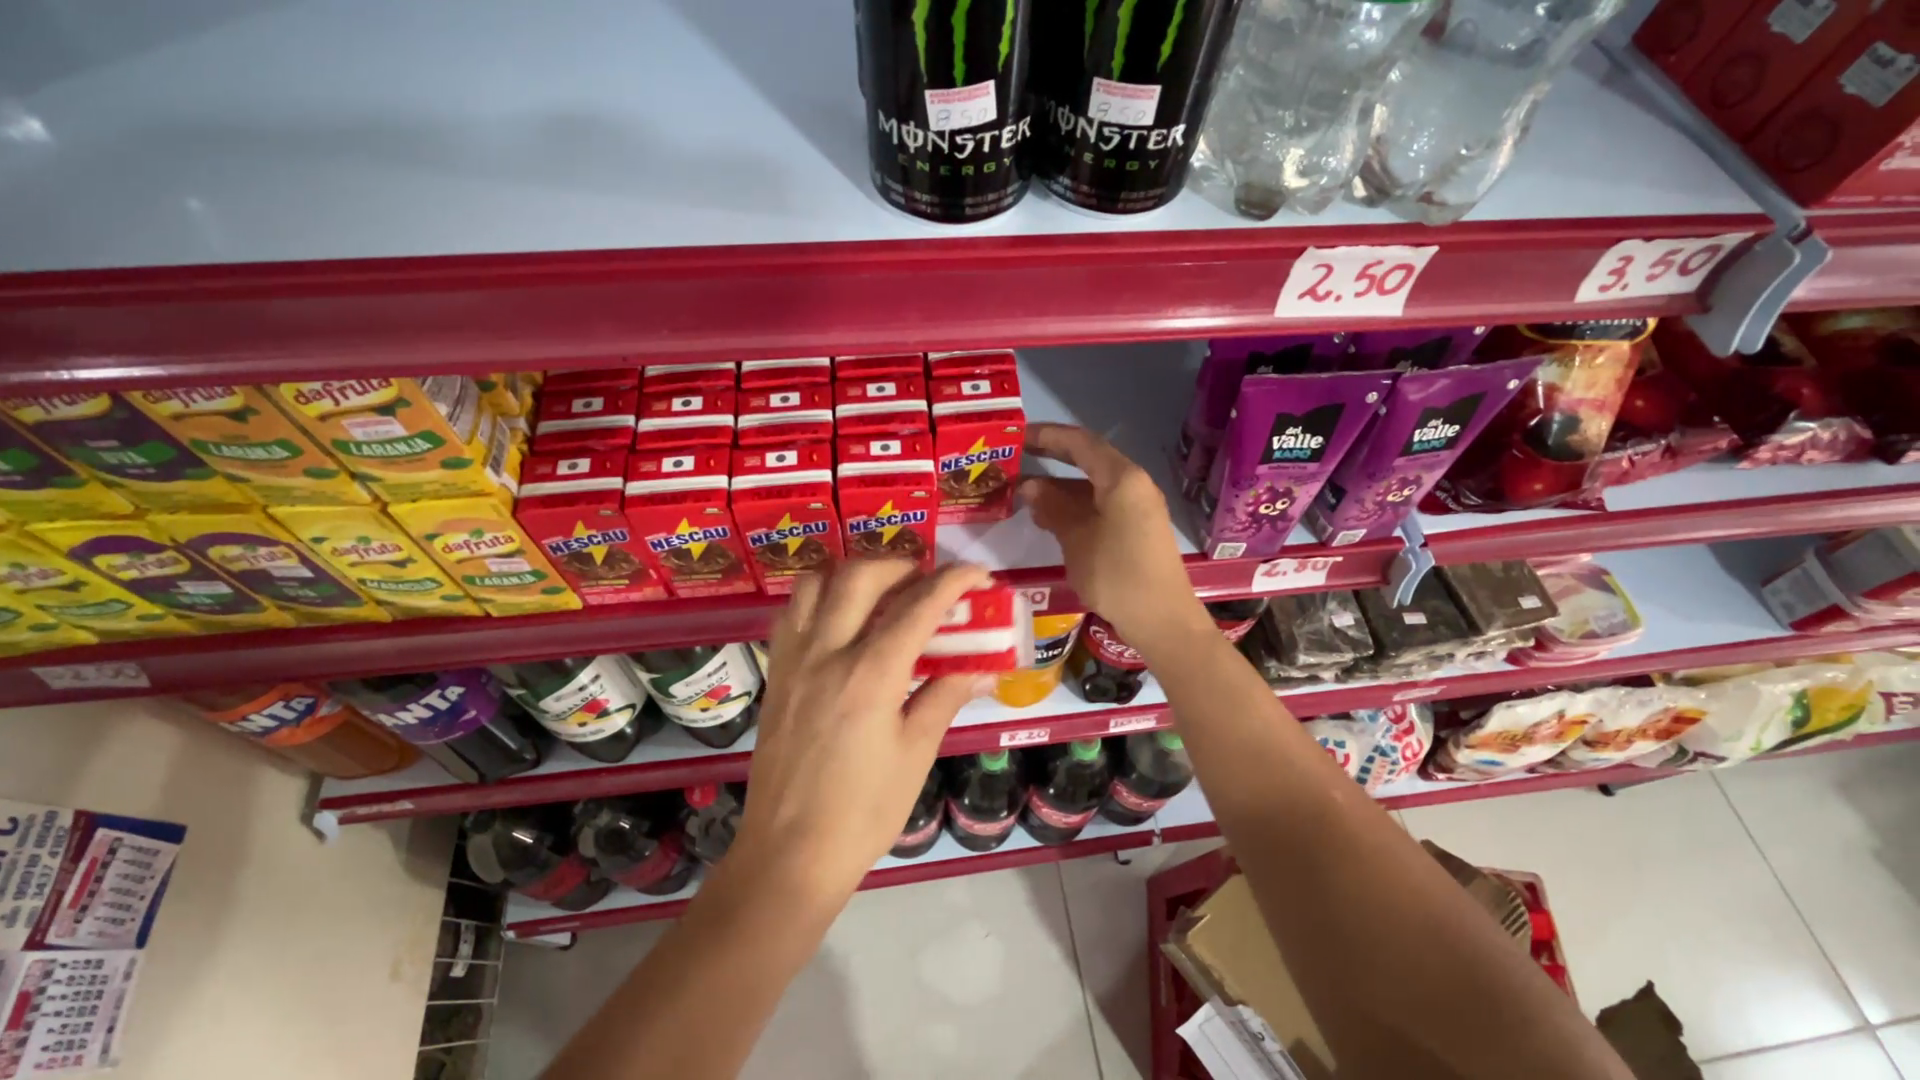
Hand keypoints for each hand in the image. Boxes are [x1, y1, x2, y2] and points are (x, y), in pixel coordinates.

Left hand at [733, 559, 995, 902]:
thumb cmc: (864, 810)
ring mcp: (793, 660)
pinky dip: (821, 598)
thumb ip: (945, 697)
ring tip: (882, 592)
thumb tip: (982, 670)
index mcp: (870, 673)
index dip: (954, 581)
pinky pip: (793, 614)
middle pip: (861, 576)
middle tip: (927, 581)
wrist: (790, 852)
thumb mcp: (916, 754)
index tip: (978, 575)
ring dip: (853, 573)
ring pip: (816, 584)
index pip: (919, 605)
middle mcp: (827, 652)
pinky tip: (842, 622)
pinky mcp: (775, 675)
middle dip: (901, 564)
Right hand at [1019, 423, 1207, 648]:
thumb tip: (1030, 486)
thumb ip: (1053, 507)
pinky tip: (1048, 520)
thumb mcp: (1076, 539)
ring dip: (1059, 489)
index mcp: (1122, 478)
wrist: (1162, 620)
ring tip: (1022, 497)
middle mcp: (1133, 485)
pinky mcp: (1136, 530)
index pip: (1080, 442)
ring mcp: (1137, 508)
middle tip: (1014, 460)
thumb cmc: (1117, 574)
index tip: (1016, 436)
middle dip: (1051, 460)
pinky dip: (1073, 508)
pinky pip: (1100, 507)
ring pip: (1092, 487)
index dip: (1046, 436)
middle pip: (1087, 461)